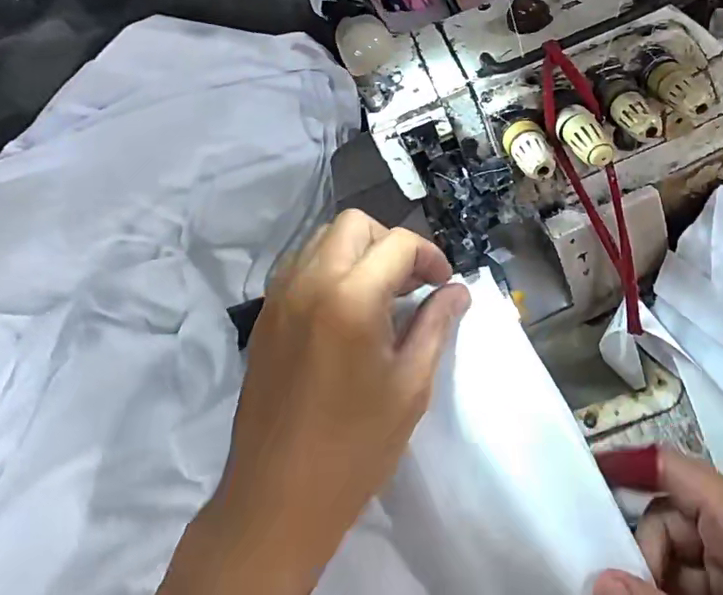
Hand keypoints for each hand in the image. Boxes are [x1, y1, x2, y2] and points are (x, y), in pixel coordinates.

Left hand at [158, 211, 471, 594]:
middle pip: (354, 224)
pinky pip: (300, 265)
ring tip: (380, 295)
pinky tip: (346, 310)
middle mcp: (309, 281)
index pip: (397, 243)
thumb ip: (435, 325)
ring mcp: (280, 296)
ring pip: (323, 238)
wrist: (276, 499)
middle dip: (390, 242)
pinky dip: (329, 268)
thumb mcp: (410, 385)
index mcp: (350, 296)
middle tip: (410, 284)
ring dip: (357, 251)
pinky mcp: (265, 316)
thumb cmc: (354, 447)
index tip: (443, 285)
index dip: (429, 256)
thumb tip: (457, 291)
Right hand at [595, 450, 722, 594]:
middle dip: (643, 550)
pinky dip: (676, 591)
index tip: (584, 471)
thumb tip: (597, 578)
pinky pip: (701, 581)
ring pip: (682, 554)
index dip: (628, 464)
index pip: (673, 467)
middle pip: (671, 515)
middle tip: (625, 588)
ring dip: (658, 577)